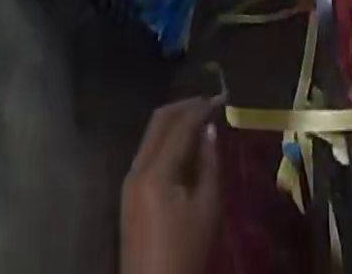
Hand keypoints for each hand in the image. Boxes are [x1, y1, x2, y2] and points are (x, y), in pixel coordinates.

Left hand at [121, 96, 223, 273]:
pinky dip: (168, 139)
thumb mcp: (207, 209)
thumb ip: (209, 164)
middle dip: (185, 107)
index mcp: (155, 173)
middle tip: (209, 102)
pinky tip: (186, 144)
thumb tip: (210, 130)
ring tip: (201, 118)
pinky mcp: (130, 191)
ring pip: (152, 134)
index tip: (221, 98)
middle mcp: (137, 168)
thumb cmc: (186, 252)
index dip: (201, 108)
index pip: (179, 126)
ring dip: (175, 121)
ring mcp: (129, 179)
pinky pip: (149, 151)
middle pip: (159, 121)